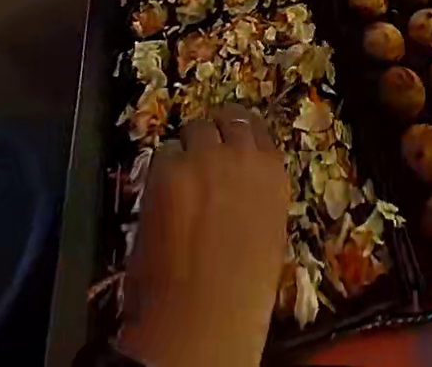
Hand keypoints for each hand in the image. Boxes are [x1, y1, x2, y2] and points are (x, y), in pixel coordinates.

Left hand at [117, 105, 289, 366]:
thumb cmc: (243, 287)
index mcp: (273, 169)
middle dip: (212, 133)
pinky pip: (164, 153)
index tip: (227, 142)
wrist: (206, 313)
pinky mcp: (170, 170)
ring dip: (186, 147)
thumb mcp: (268, 228)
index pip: (256, 128)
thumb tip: (239, 185)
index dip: (238, 134)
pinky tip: (158, 194)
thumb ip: (256, 193)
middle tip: (199, 152)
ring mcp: (206, 158)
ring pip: (194, 129)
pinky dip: (160, 168)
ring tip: (177, 172)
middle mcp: (243, 154)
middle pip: (227, 119)